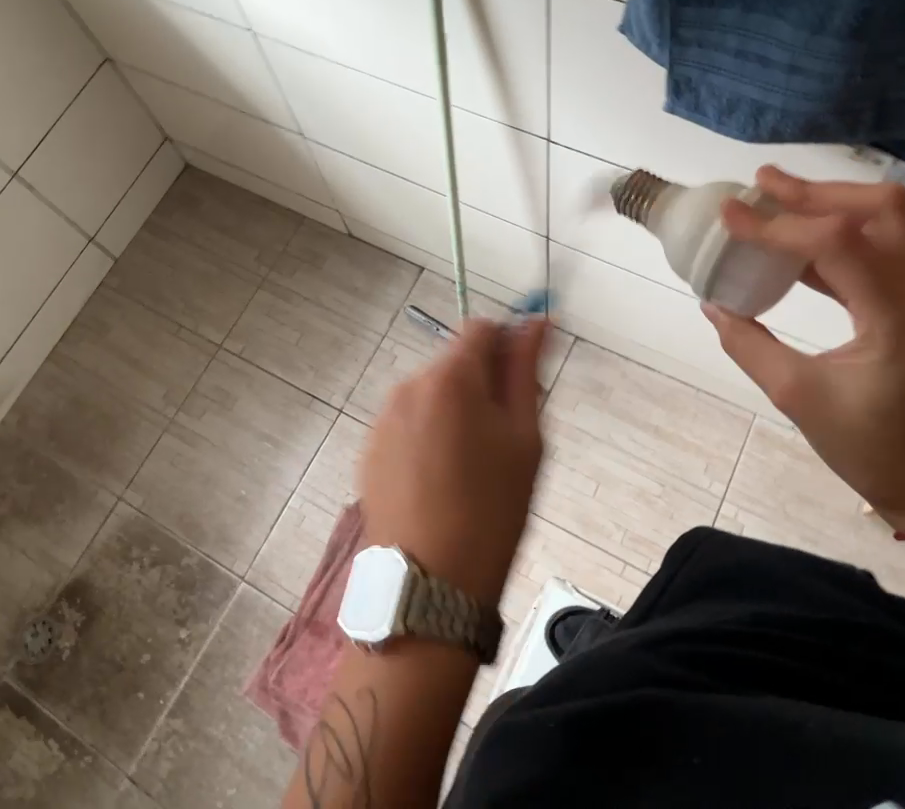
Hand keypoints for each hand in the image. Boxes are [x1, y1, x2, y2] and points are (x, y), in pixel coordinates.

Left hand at [359, 318, 548, 602]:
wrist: (430, 581)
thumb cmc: (493, 511)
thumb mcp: (525, 440)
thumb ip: (526, 372)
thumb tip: (536, 323)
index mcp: (450, 377)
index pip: (483, 328)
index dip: (508, 345)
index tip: (524, 382)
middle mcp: (408, 386)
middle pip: (454, 362)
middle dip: (481, 384)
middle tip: (504, 437)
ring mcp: (383, 419)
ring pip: (430, 394)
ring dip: (453, 410)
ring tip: (471, 467)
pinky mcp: (368, 450)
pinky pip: (407, 424)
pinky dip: (427, 437)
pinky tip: (440, 482)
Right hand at [703, 166, 904, 532]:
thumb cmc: (871, 451)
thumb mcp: (798, 399)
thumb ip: (748, 344)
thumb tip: (713, 304)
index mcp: (900, 321)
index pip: (838, 244)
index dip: (778, 224)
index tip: (730, 213)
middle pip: (884, 209)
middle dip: (817, 191)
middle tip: (762, 184)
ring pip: (898, 219)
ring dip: (839, 202)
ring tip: (784, 198)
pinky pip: (896, 245)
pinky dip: (851, 231)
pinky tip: (805, 242)